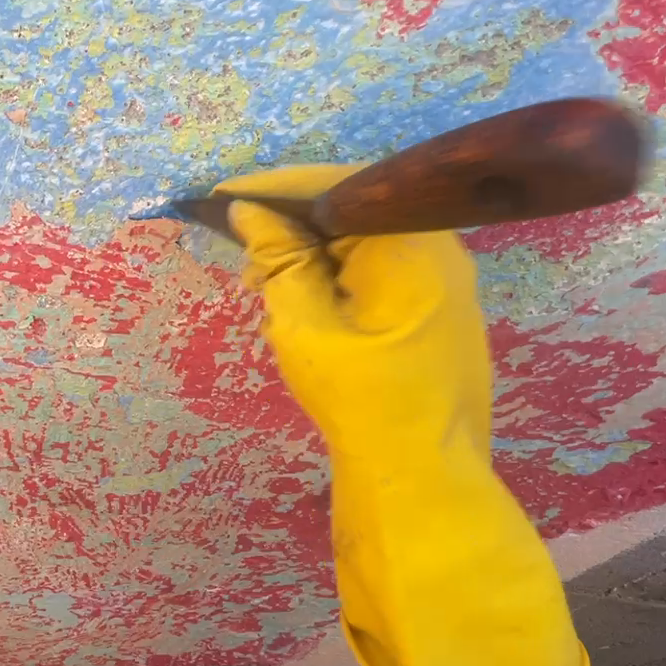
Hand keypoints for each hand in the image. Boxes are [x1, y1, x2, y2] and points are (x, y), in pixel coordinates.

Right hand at [216, 165, 588, 665]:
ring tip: (265, 287)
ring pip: (362, 240)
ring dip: (309, 253)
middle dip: (289, 227)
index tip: (222, 197)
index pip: (335, 188)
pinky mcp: (438, 306)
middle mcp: (437, 248)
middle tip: (243, 259)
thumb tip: (246, 209)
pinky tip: (303, 301)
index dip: (273, 189)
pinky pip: (378, 267)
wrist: (424, 477)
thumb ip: (276, 257)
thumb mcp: (303, 322)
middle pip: (350, 211)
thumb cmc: (360, 398)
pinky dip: (334, 273)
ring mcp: (444, 278)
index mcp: (410, 244)